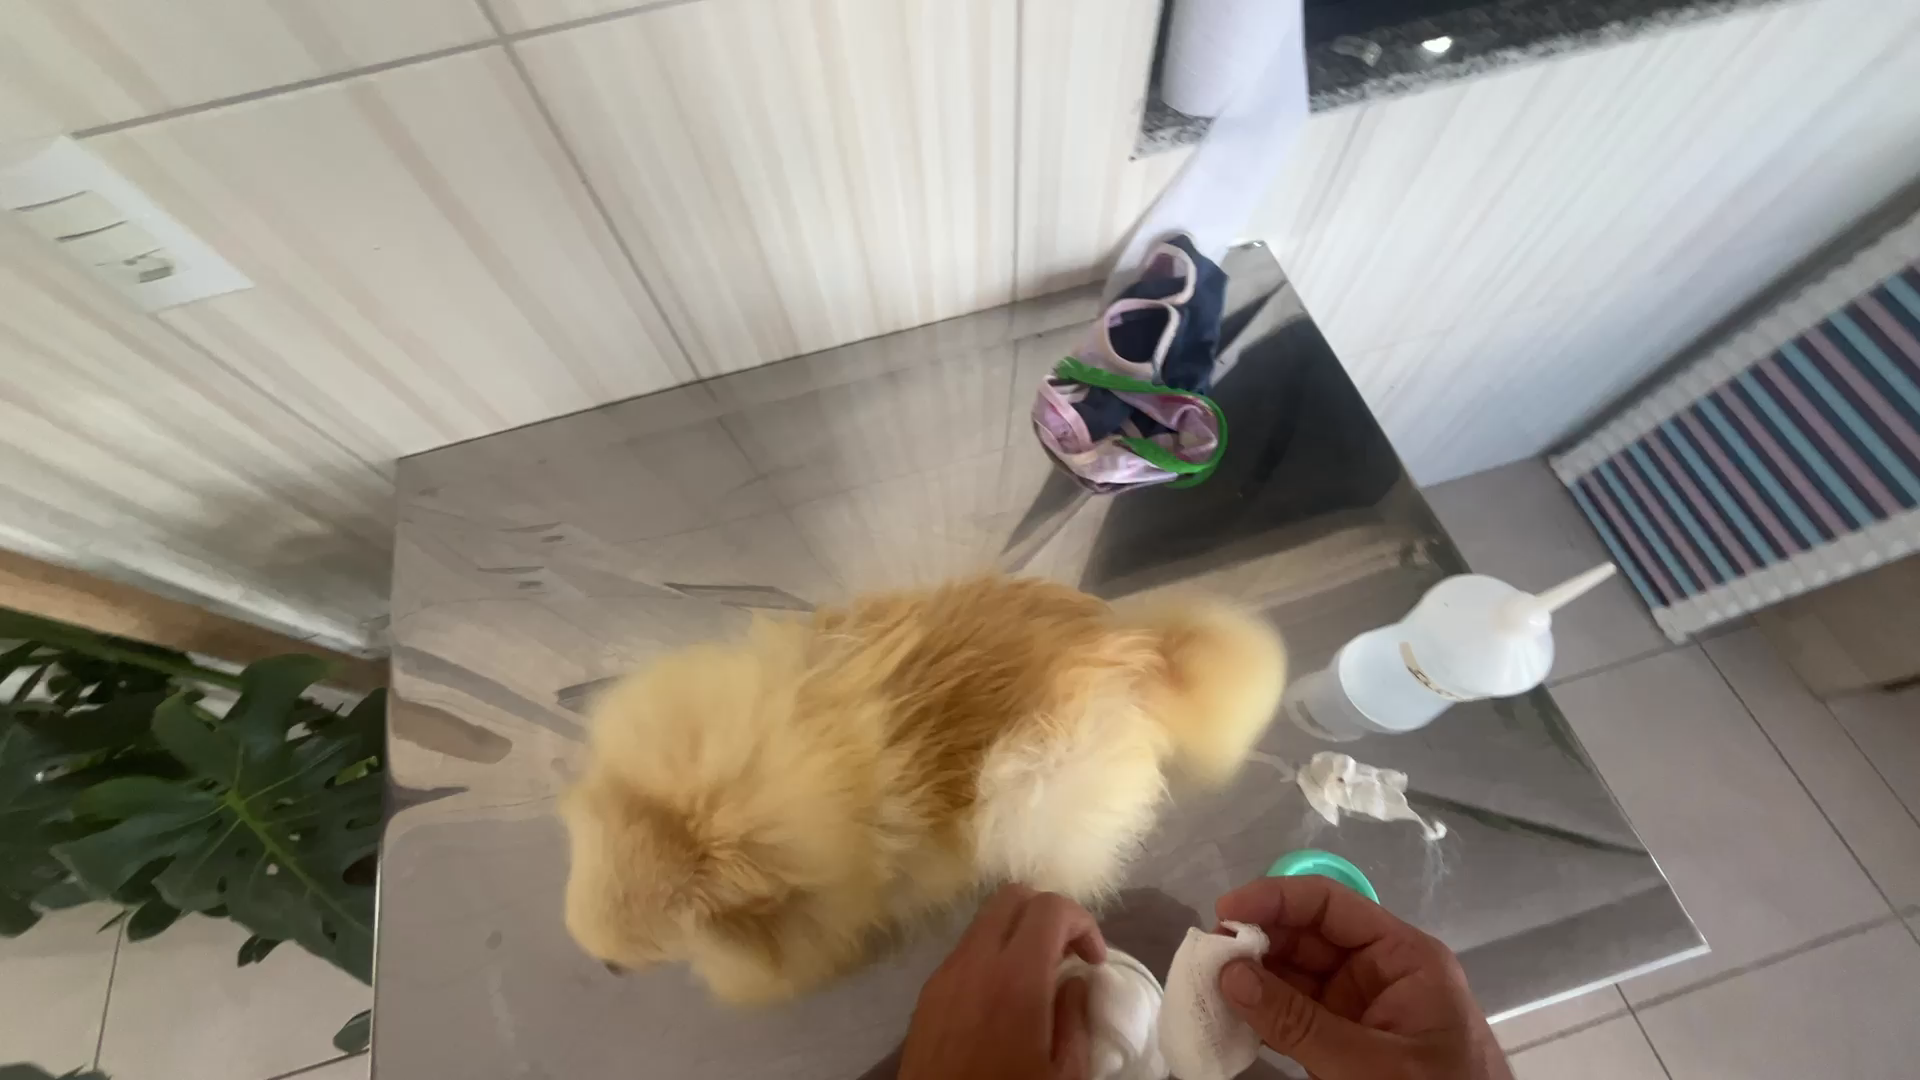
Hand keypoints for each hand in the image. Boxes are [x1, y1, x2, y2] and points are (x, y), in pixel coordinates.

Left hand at [899, 884, 1106, 1079]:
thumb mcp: (1064, 1077)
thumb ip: (1074, 1018)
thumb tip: (1073, 981)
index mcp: (1016, 978)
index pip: (1050, 908)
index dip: (1082, 921)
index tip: (1095, 959)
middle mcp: (976, 960)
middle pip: (1013, 896)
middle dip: (1048, 912)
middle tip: (1068, 953)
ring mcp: (946, 971)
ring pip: (986, 918)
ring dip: (1018, 930)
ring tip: (1039, 973)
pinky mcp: (929, 990)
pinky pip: (966, 949)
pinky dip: (993, 953)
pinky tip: (1005, 994)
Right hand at [1214, 876, 1512, 1079]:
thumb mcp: (1371, 1069)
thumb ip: (1297, 1020)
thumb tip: (1227, 972)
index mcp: (1404, 957)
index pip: (1328, 903)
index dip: (1274, 898)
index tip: (1224, 913)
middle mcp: (1381, 971)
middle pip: (1305, 933)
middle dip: (1257, 940)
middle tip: (1209, 954)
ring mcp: (1362, 1007)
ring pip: (1294, 971)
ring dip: (1252, 977)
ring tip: (1209, 983)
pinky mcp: (1347, 1042)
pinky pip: (1295, 1011)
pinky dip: (1262, 1011)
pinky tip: (1231, 1012)